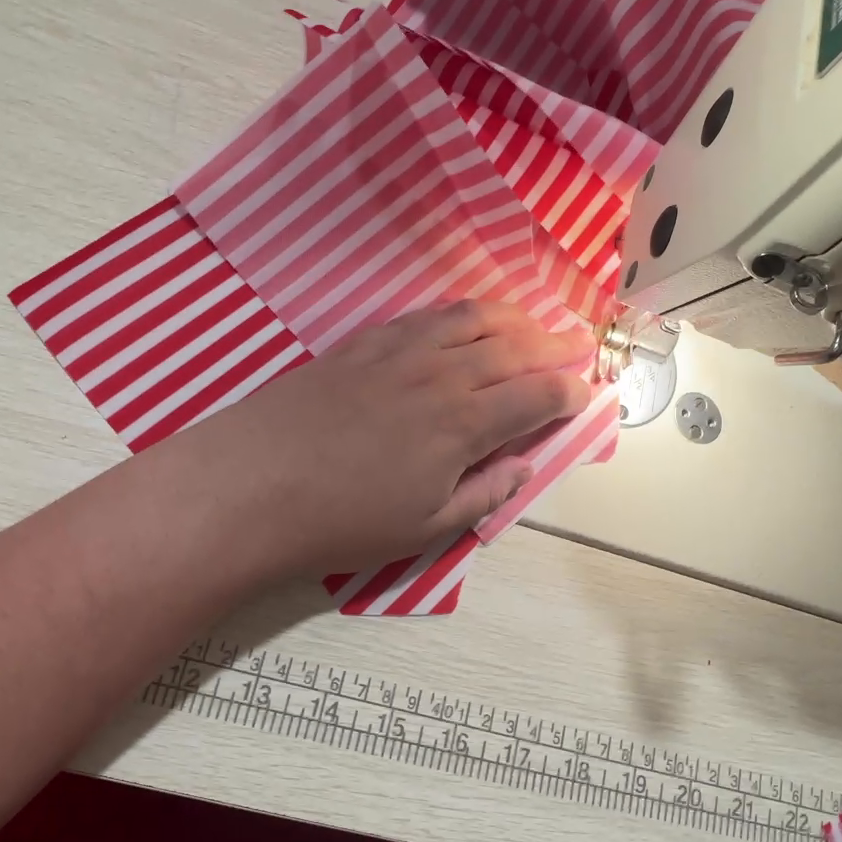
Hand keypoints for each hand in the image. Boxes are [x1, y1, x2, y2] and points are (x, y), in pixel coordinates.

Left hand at [151, 299, 592, 577]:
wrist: (254, 484)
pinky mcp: (361, 343)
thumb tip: (522, 468)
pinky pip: (424, 314)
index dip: (570, 393)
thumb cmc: (343, 520)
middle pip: (513, 346)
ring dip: (511, 316)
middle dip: (554, 345)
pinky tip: (461, 318)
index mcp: (464, 424)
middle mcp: (441, 374)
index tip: (587, 393)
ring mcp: (398, 351)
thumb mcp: (424, 529)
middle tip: (577, 345)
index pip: (536, 396)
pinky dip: (457, 312)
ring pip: (470, 318)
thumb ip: (482, 495)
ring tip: (531, 321)